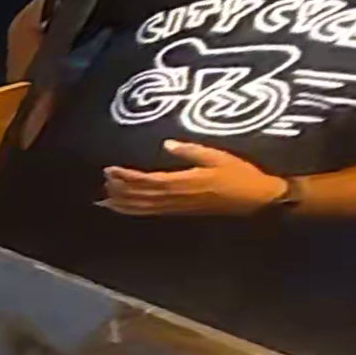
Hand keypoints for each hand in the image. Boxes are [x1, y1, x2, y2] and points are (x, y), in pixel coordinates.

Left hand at [101, 140, 288, 215]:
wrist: (253, 199)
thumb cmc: (239, 175)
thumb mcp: (219, 157)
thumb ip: (191, 151)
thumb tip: (167, 143)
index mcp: (180, 181)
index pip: (143, 179)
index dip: (123, 175)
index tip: (109, 169)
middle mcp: (170, 196)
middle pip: (134, 193)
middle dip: (116, 186)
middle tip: (104, 177)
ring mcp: (169, 206)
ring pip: (135, 204)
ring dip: (117, 199)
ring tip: (102, 192)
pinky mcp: (171, 212)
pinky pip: (143, 212)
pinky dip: (125, 209)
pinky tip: (114, 207)